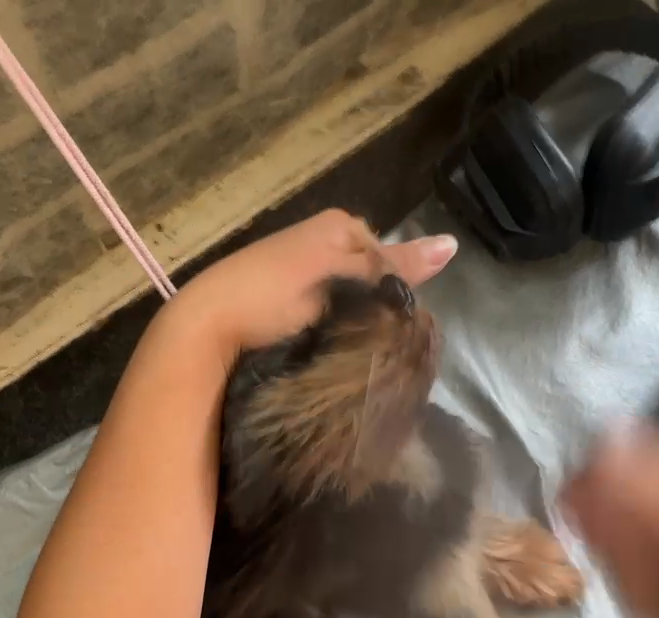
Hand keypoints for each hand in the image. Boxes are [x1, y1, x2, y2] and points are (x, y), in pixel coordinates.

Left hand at [158, 209, 458, 362]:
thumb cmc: (271, 293)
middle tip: (369, 341)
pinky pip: (322, 315)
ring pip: (347, 300)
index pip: (389, 255)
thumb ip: (392, 267)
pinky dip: (327, 330)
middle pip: (367, 279)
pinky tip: (324, 348)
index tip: (390, 326)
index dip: (394, 290)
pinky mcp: (281, 304)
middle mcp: (319, 244)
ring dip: (350, 323)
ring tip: (349, 350)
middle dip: (371, 307)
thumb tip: (453, 246)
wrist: (205, 328)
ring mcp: (298, 274)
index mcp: (338, 226)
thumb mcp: (338, 276)